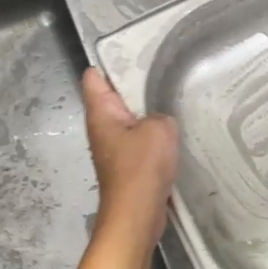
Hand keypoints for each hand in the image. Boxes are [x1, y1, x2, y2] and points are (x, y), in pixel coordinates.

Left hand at [82, 68, 178, 241]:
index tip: (135, 53)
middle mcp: (102, 128)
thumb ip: (160, 114)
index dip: (110, 61)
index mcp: (100, 113)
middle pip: (115, 96)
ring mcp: (114, 148)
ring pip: (130, 119)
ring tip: (171, 98)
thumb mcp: (159, 128)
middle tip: (163, 71)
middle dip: (135, 84)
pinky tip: (173, 133)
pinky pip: (140, 141)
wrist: (136, 215)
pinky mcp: (128, 165)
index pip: (94, 76)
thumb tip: (157, 121)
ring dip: (147, 112)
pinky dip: (153, 136)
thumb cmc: (141, 168)